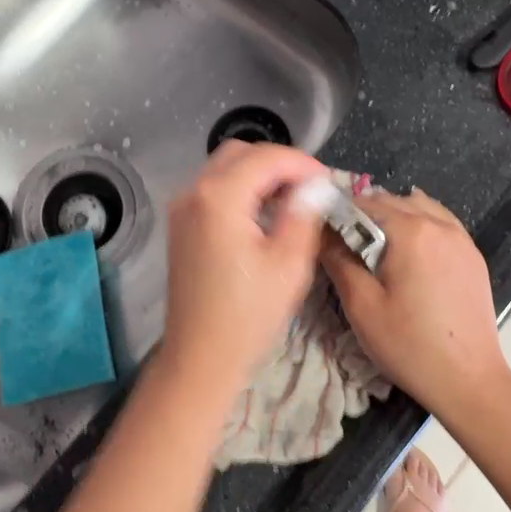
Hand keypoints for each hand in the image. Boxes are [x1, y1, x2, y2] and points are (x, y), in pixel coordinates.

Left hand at [161, 140, 329, 392]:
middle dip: (279, 164)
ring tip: (293, 202)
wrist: (199, 358)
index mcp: (218, 198)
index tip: (329, 183)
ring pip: (224, 169)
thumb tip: (315, 185)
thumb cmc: (248, 317)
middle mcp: (193, 193)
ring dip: (259, 176)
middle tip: (311, 190)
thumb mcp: (289, 265)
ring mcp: (182, 209)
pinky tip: (264, 216)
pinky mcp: (181, 226)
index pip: (266, 157)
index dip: (302, 164)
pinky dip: (240, 191)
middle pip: (240, 153)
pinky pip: (213, 190)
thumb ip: (303, 214)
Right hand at [319, 189, 510, 421]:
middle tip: (346, 244)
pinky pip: (441, 223)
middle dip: (365, 214)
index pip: (363, 203)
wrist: (468, 380)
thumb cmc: (408, 344)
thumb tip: (321, 233)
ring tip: (377, 246)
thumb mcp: (361, 305)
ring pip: (419, 207)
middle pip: (391, 201)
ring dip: (394, 216)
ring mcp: (461, 239)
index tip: (323, 235)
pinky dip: (420, 225)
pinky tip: (408, 250)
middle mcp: (438, 224)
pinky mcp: (473, 256)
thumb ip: (338, 260)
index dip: (338, 214)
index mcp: (409, 232)